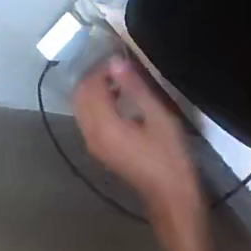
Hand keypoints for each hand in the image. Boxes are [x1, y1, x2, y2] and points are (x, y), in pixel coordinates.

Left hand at [72, 56, 203, 224]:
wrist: (170, 193)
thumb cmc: (169, 154)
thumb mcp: (158, 116)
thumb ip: (135, 88)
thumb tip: (116, 61)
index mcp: (104, 125)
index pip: (89, 87)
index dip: (101, 68)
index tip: (121, 57)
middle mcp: (91, 134)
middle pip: (80, 97)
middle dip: (95, 78)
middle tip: (120, 66)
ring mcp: (93, 144)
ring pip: (82, 108)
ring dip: (96, 91)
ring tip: (122, 81)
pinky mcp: (100, 149)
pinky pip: (89, 119)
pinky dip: (98, 104)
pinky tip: (121, 101)